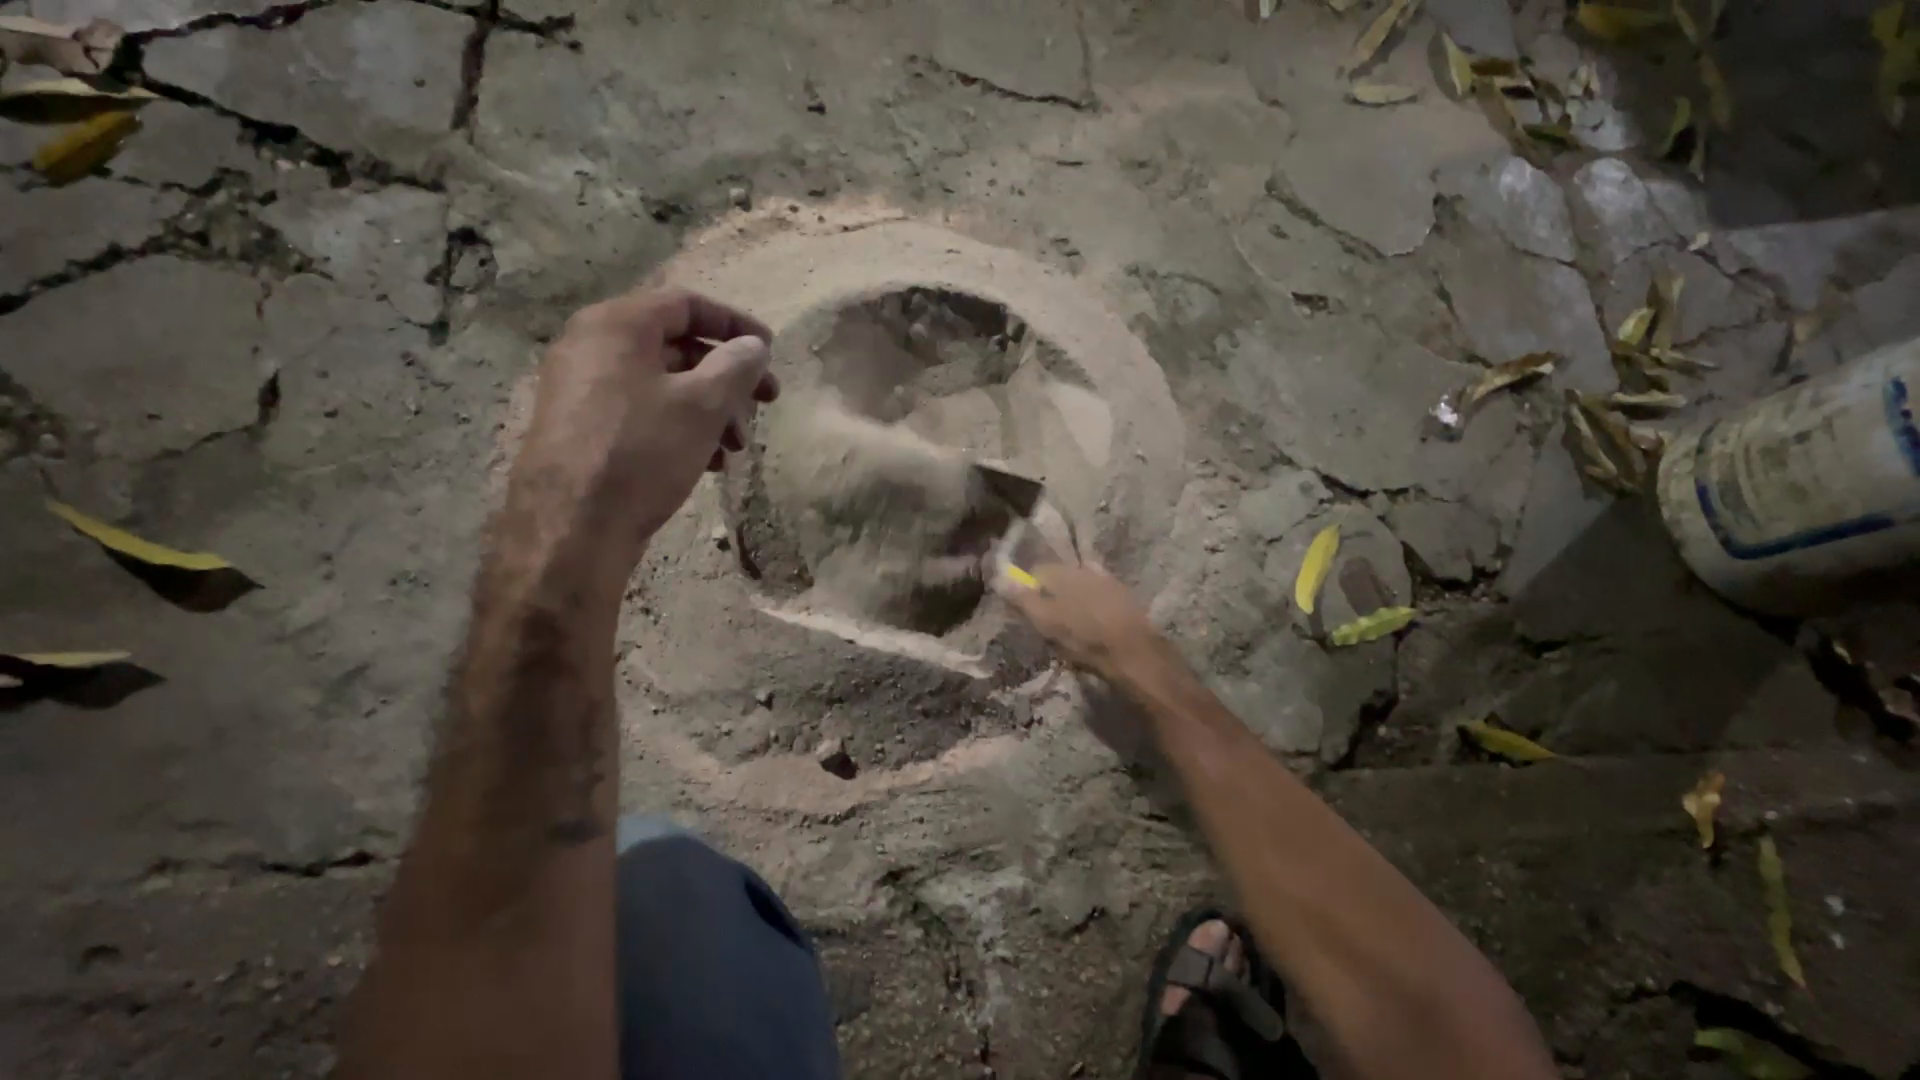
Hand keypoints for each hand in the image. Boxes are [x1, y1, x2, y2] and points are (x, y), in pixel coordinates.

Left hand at [507, 287, 777, 573]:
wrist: (571, 527)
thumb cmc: (641, 453)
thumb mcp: (702, 406)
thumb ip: (736, 367)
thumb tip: (754, 346)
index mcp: (617, 325)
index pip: (686, 304)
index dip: (735, 324)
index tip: (770, 351)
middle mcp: (592, 347)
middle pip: (676, 346)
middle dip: (728, 377)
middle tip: (766, 404)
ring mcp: (583, 389)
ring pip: (663, 384)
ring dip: (710, 408)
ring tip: (736, 446)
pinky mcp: (583, 428)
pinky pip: (642, 411)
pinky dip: (680, 426)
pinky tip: (707, 461)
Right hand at [997, 560, 1161, 678]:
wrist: (1133, 652)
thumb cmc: (1084, 637)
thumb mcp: (1046, 621)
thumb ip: (1022, 598)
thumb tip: (998, 576)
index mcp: (1063, 572)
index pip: (1036, 571)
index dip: (1027, 589)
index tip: (1026, 610)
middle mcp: (1085, 568)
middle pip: (1059, 576)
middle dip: (1051, 593)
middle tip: (1047, 620)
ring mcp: (1107, 580)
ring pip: (1080, 585)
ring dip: (1072, 599)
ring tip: (1070, 623)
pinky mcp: (1124, 596)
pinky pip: (1098, 596)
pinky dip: (1091, 606)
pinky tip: (1092, 623)